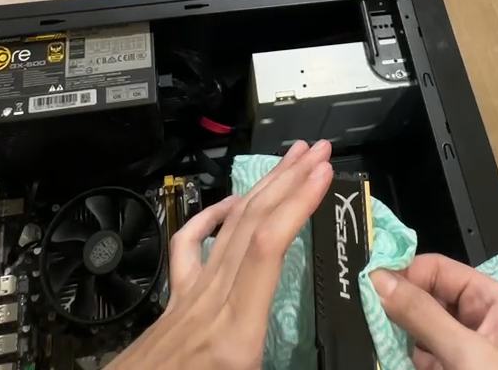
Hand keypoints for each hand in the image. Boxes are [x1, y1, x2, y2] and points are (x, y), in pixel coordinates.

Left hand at [110, 139, 334, 369]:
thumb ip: (287, 365)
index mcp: (235, 334)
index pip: (268, 248)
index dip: (297, 203)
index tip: (323, 171)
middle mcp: (213, 304)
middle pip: (252, 223)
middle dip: (288, 180)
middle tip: (318, 150)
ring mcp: (190, 297)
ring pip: (229, 226)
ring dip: (264, 187)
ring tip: (291, 159)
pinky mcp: (174, 300)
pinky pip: (189, 245)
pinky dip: (212, 214)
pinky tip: (232, 200)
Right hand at [372, 254, 497, 369]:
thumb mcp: (466, 355)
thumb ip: (423, 315)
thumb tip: (378, 277)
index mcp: (495, 305)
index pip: (441, 271)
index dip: (405, 274)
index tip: (368, 285)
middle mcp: (482, 326)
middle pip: (429, 301)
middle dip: (400, 310)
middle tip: (365, 316)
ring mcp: (470, 359)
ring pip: (423, 335)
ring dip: (400, 340)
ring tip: (377, 342)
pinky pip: (426, 363)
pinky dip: (410, 364)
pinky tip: (392, 360)